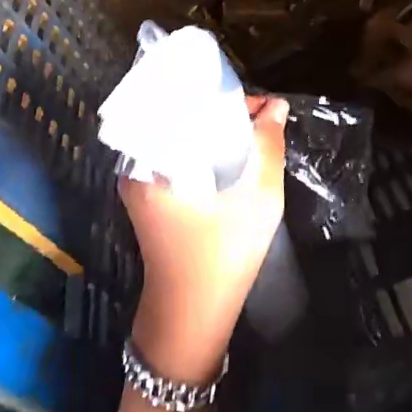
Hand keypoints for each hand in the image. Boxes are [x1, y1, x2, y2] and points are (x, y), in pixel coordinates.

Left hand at [121, 95, 287, 383]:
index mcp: (152, 156)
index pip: (184, 102)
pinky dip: (200, 150)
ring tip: (249, 133)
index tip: (258, 106)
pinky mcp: (145, 194)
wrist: (192, 313)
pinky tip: (228, 155)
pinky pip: (173, 155)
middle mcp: (136, 161)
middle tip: (259, 118)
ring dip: (211, 131)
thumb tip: (276, 106)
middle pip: (179, 117)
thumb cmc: (224, 254)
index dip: (225, 98)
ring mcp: (137, 179)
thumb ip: (267, 145)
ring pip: (177, 136)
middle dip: (221, 112)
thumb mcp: (258, 197)